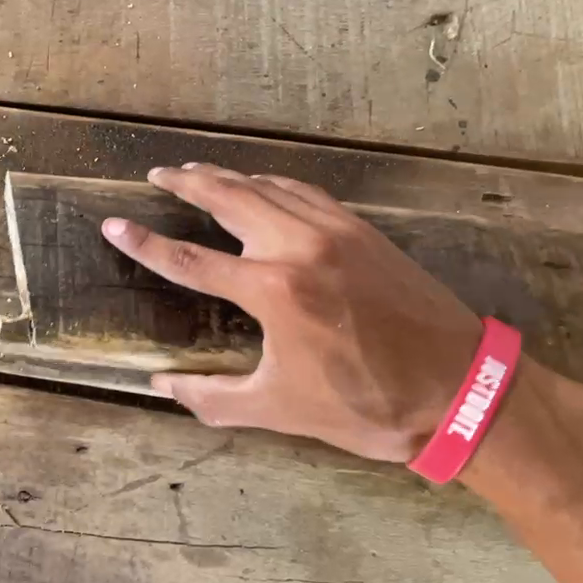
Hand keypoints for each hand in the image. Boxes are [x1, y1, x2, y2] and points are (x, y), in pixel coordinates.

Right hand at [101, 163, 481, 461]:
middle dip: (184, 183)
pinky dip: (270, 182)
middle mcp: (296, 248)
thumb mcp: (283, 411)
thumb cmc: (371, 406)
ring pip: (263, 187)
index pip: (189, 260)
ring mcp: (332, 232)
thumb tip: (159, 388)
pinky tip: (259, 183)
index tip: (113, 225)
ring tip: (195, 171)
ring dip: (224, 176)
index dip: (144, 244)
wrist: (469, 393)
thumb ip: (213, 397)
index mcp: (272, 292)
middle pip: (226, 198)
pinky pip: (302, 192)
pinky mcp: (361, 231)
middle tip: (157, 175)